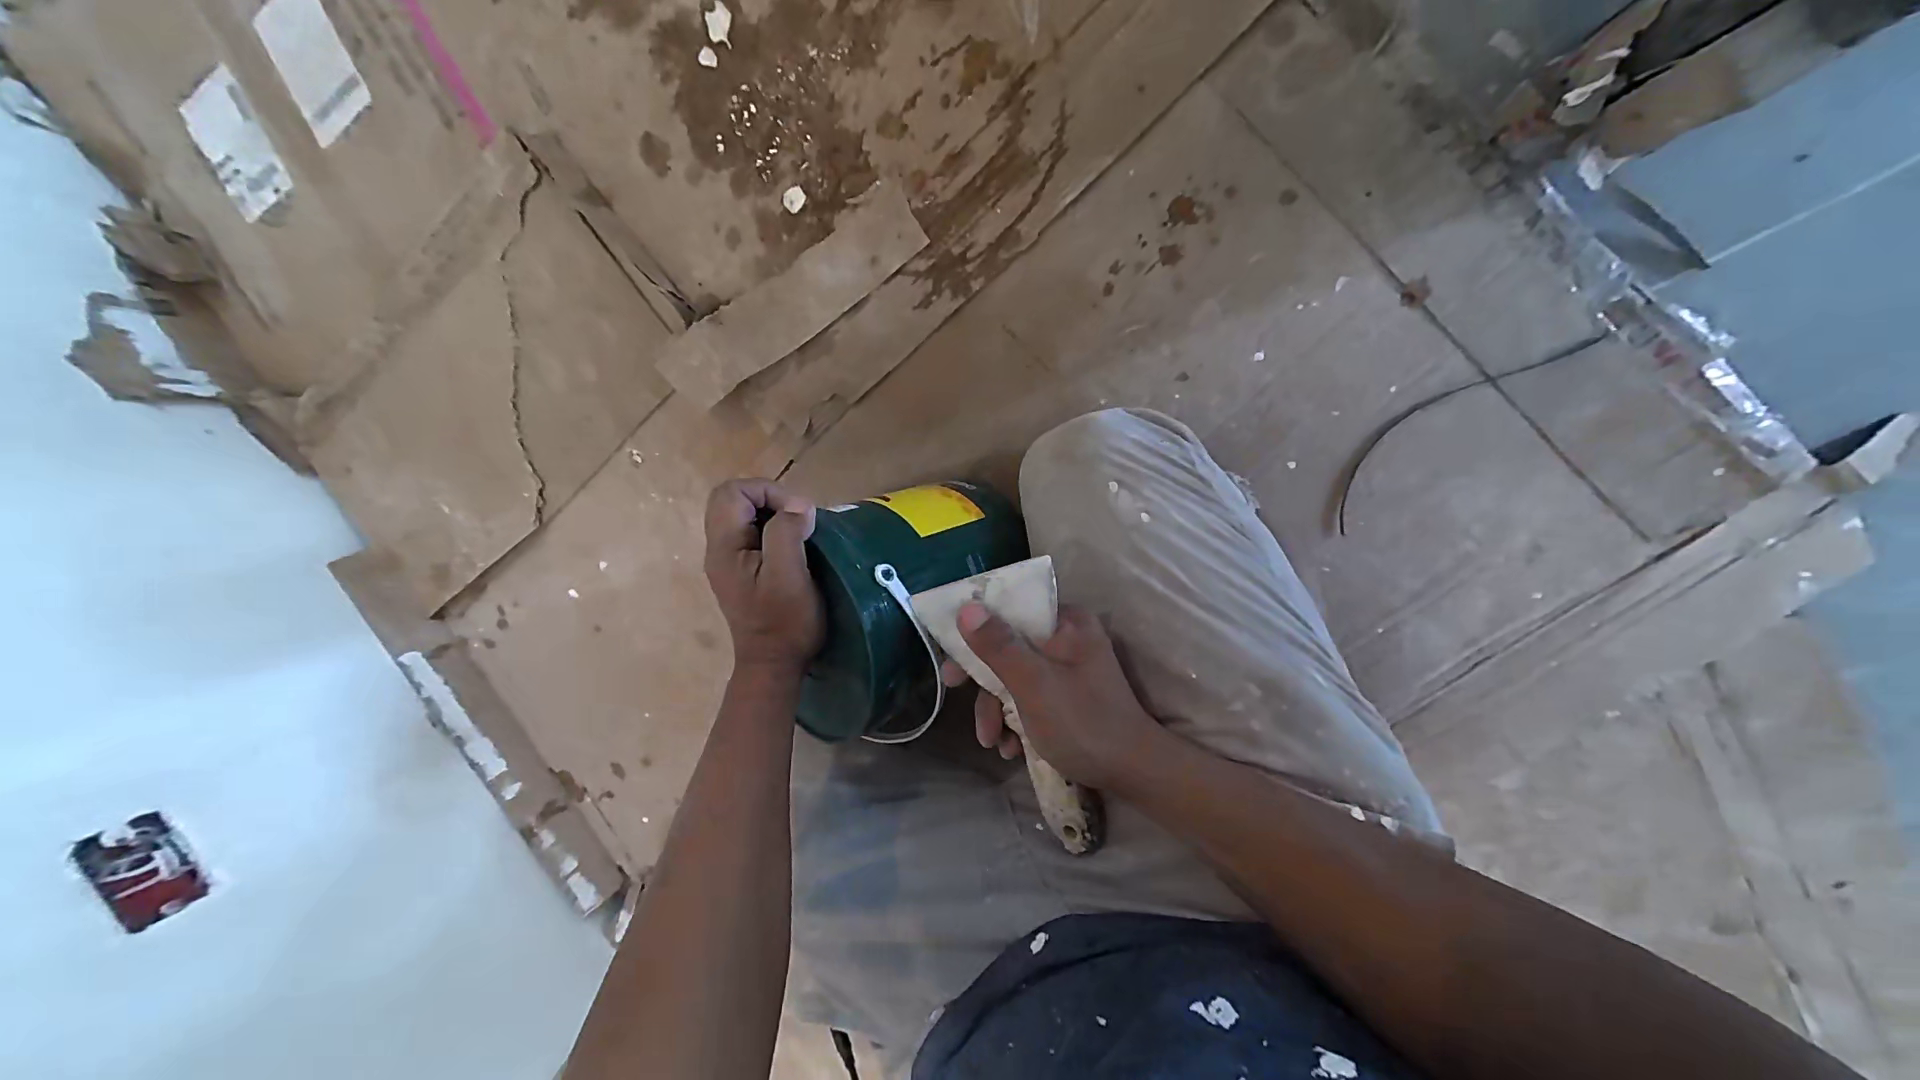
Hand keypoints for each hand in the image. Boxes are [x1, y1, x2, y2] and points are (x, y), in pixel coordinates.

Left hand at [703, 479, 824, 675]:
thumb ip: (788, 533)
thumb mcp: (789, 575)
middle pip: (733, 499)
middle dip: (770, 499)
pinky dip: (774, 530)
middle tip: (799, 519)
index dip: (769, 491)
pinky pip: (752, 534)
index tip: (799, 515)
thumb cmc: (784, 622)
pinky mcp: (743, 571)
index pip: (733, 491)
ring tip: (800, 532)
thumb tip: (799, 507)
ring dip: (774, 514)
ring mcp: (730, 561)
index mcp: (724, 547)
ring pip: (743, 515)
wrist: (774, 664)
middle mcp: (720, 549)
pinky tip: (794, 547)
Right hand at [956, 603, 1164, 790]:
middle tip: (962, 702)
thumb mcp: (1033, 684)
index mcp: (1066, 622)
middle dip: (986, 687)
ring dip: (998, 711)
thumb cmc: (1083, 723)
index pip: (1011, 608)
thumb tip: (967, 608)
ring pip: (1014, 676)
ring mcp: (1068, 668)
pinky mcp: (1068, 695)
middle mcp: (1067, 637)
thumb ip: (998, 646)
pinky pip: (1029, 696)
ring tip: (997, 744)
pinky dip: (1016, 721)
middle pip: (1008, 647)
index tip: (953, 663)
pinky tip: (1014, 749)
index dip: (976, 631)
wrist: (1133, 773)